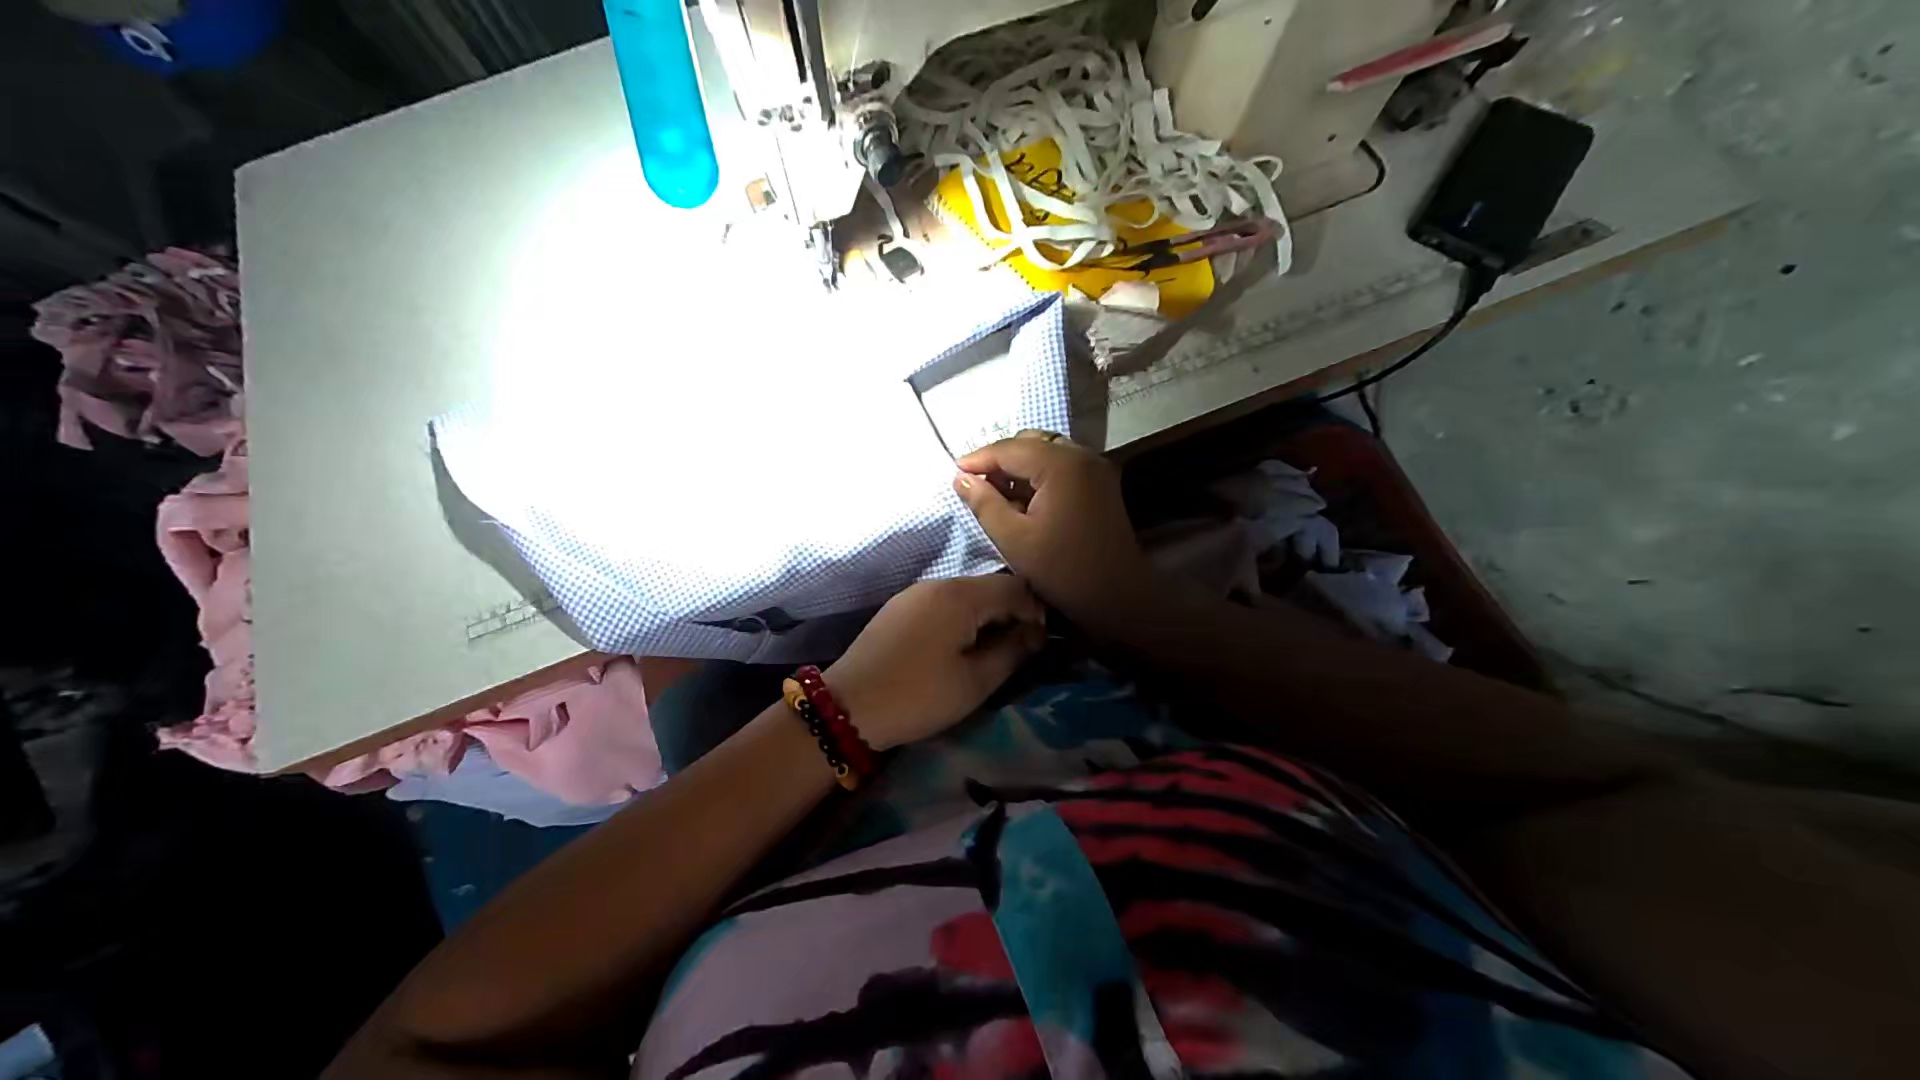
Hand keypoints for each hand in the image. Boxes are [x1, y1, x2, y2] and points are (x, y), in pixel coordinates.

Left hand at [825, 575, 1047, 749]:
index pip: (1014, 587)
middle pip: (989, 587)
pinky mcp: (898, 608)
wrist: (848, 706)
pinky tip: (958, 649)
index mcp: (960, 595)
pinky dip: (961, 620)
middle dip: (1010, 614)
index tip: (1039, 645)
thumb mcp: (976, 680)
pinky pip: (942, 604)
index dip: (1034, 612)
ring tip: (990, 653)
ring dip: (985, 617)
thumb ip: (1013, 651)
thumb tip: (1037, 633)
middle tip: (1018, 651)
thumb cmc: (919, 695)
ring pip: (965, 595)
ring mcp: (914, 594)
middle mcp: (937, 583)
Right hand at [951, 432, 1152, 627]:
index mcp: (1061, 465)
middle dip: (1000, 459)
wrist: (1117, 596)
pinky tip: (1022, 498)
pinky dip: (1039, 474)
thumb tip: (961, 478)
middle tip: (974, 483)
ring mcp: (1096, 468)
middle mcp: (1082, 456)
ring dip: (1019, 466)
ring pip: (1047, 451)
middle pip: (1030, 442)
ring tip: (995, 492)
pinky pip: (1062, 465)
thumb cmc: (1062, 570)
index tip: (954, 472)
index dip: (978, 459)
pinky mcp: (1102, 482)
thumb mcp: (1013, 538)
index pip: (1009, 448)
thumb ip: (983, 503)